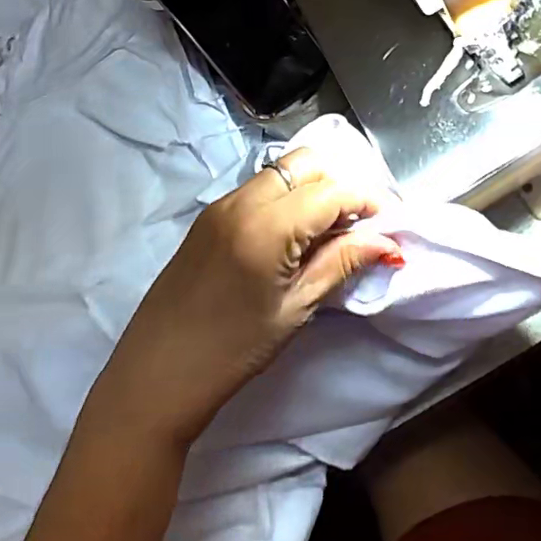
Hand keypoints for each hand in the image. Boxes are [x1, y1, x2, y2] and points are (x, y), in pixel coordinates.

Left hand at [88, 148, 402, 445]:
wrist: (153, 376)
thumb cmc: (232, 351)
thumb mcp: (295, 308)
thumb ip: (342, 263)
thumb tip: (387, 242)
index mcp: (266, 226)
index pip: (332, 191)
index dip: (366, 201)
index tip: (386, 224)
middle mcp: (242, 201)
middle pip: (306, 164)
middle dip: (339, 184)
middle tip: (356, 225)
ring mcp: (221, 205)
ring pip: (282, 172)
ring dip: (313, 189)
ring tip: (328, 232)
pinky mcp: (209, 217)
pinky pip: (259, 189)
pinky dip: (287, 198)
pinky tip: (294, 236)